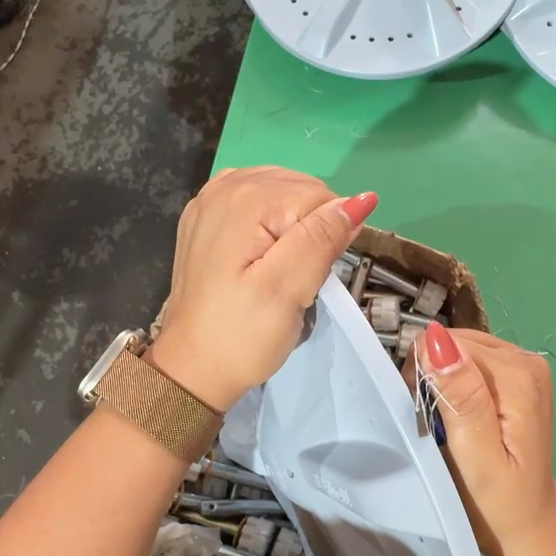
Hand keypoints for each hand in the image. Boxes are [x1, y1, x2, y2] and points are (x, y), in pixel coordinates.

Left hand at [150, 167, 376, 409]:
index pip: (319, 196)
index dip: (327, 236)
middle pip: (299, 189)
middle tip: (293, 278)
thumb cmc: (242, 334)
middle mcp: (224, 187)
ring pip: (280, 194)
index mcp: (245, 200)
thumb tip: (362, 199)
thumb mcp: (289, 289)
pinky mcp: (205, 219)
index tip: (307, 277)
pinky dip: (269, 222)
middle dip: (309, 229)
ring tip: (278, 269)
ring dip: (292, 226)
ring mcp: (209, 201)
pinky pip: (255, 202)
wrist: (193, 368)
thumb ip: (322, 238)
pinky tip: (262, 254)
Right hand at [416, 324, 555, 555]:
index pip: (447, 345)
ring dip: (442, 383)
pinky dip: (454, 386)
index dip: (426, 376)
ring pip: (458, 352)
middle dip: (434, 378)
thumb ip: (460, 397)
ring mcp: (522, 367)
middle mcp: (524, 360)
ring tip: (446, 425)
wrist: (530, 526)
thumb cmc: (498, 501)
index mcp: (517, 375)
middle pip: (454, 344)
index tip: (426, 417)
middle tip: (435, 426)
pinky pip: (469, 363)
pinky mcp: (515, 377)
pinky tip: (457, 418)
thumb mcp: (476, 456)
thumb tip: (437, 339)